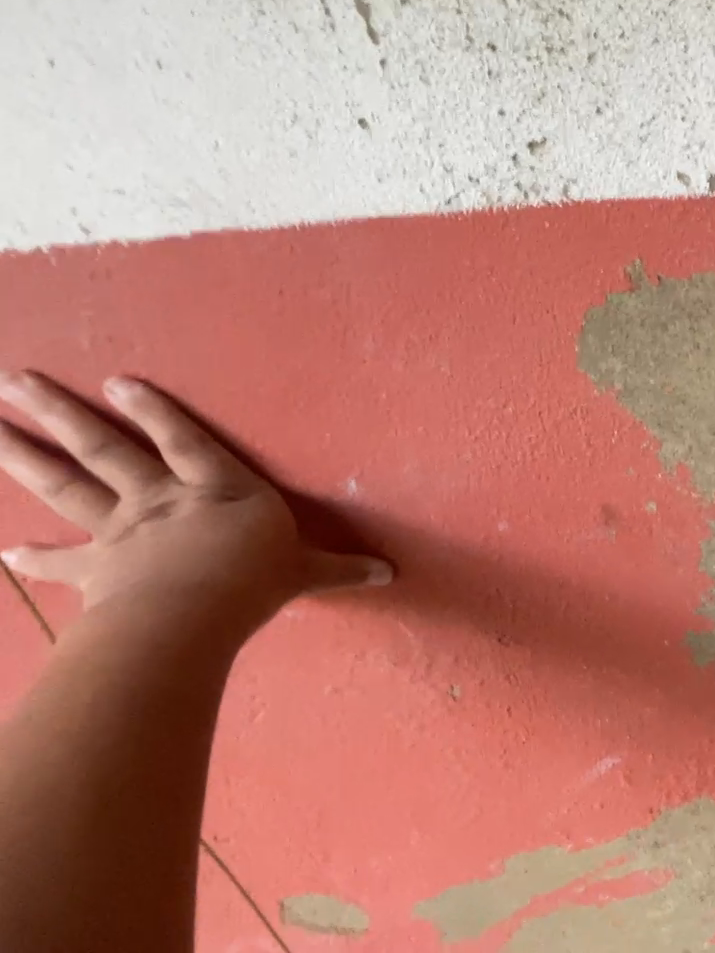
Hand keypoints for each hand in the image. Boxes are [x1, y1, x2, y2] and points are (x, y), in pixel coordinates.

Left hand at [0, 371, 389, 634]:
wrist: (189, 617)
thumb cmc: (254, 582)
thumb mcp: (309, 572)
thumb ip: (342, 569)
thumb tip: (390, 572)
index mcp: (220, 492)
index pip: (186, 441)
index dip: (155, 411)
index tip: (116, 381)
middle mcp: (164, 501)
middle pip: (107, 451)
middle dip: (63, 415)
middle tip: (15, 381)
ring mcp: (122, 532)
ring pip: (67, 486)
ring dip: (21, 456)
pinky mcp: (96, 569)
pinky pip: (60, 560)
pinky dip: (32, 556)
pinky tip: (5, 550)